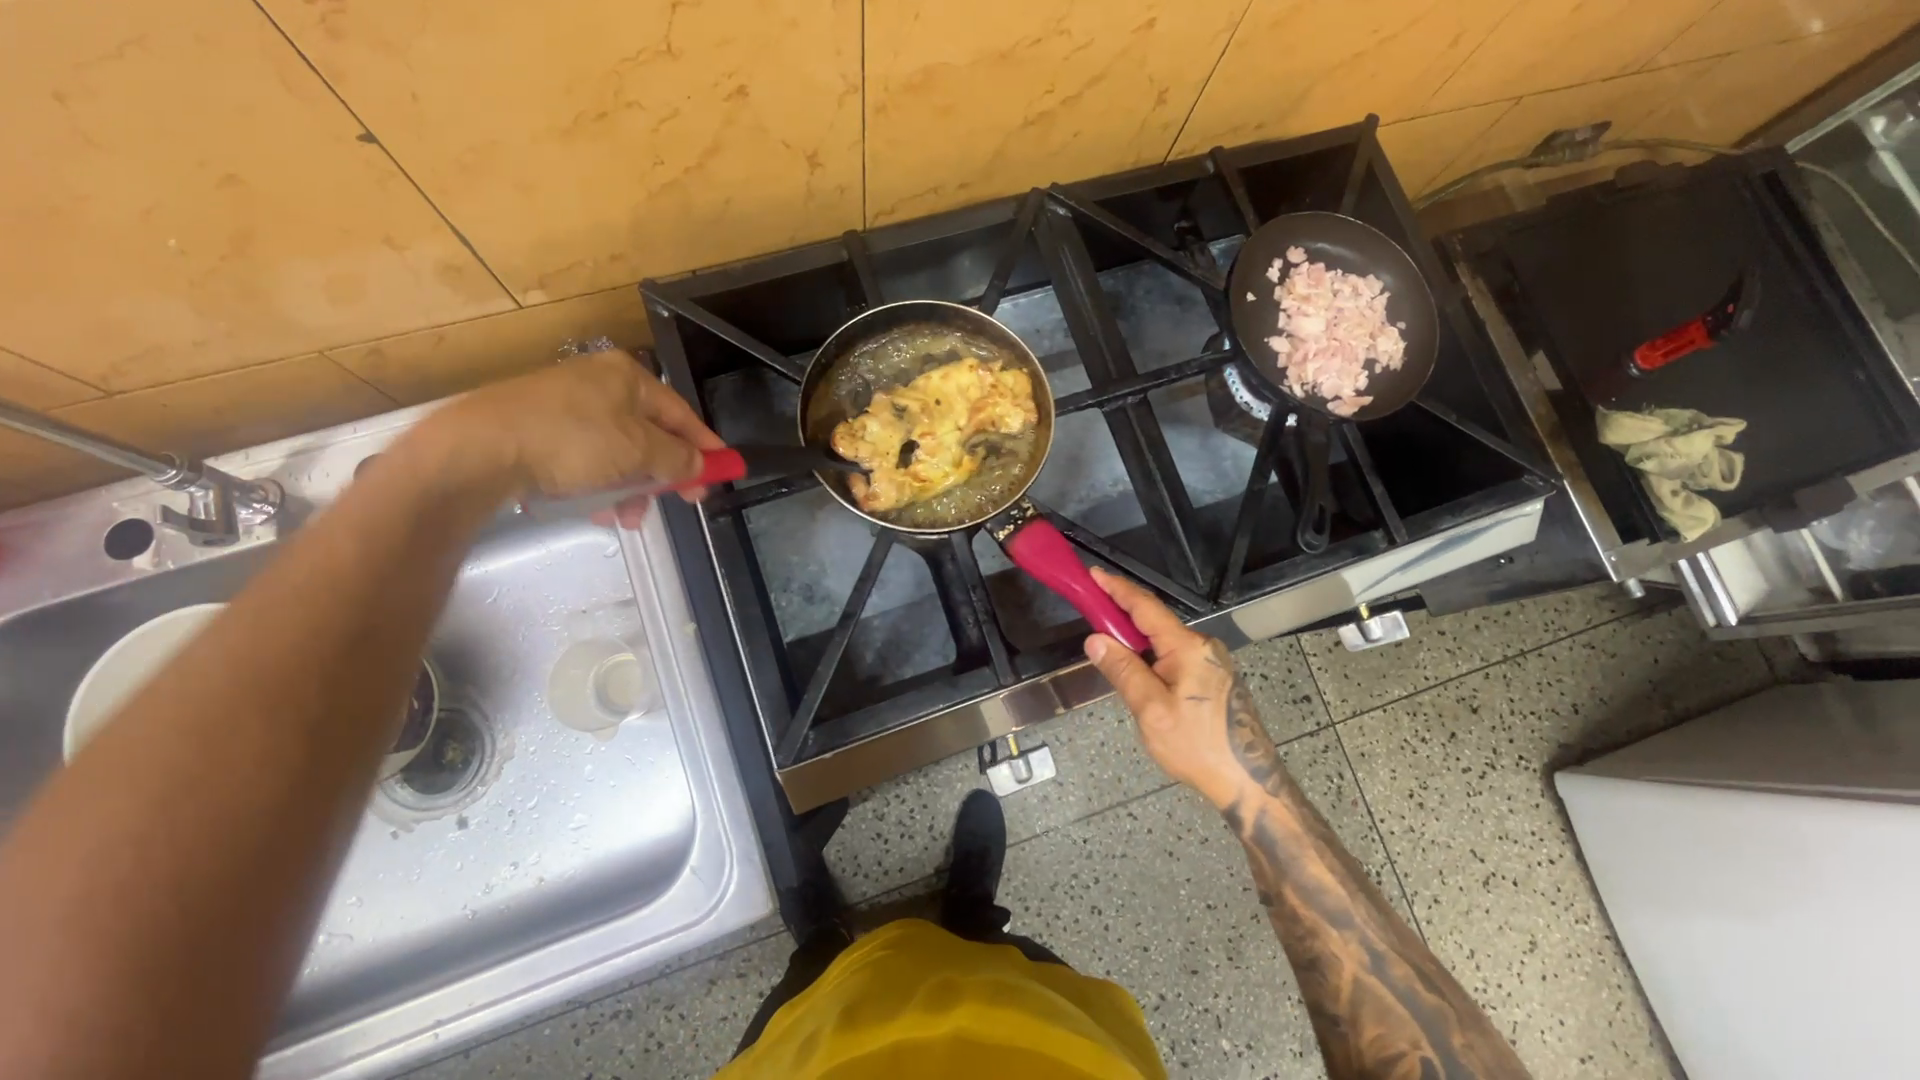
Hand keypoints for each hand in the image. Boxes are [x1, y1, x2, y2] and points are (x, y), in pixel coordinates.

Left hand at [412, 349, 724, 525]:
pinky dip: (594, 487)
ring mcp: (563, 407)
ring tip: (623, 517)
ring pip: (614, 455)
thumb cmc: (572, 440)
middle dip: (660, 476)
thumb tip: (700, 464)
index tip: (722, 472)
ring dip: (627, 489)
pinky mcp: (536, 431)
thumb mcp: (639, 451)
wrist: (482, 447)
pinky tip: (592, 510)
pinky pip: (583, 462)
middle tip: (671, 504)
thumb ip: (678, 459)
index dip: (704, 445)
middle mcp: (597, 385)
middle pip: (647, 436)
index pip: (680, 413)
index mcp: (627, 377)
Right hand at [1081, 568, 1258, 809]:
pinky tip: (1137, 673)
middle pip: (1155, 622)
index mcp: (1188, 648)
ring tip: (1108, 649)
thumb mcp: (1151, 710)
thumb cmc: (1197, 745)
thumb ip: (1123, 671)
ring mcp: (1211, 663)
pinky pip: (1174, 657)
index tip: (1094, 575)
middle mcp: (1202, 647)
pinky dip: (1150, 657)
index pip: (1146, 607)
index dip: (1117, 589)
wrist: (1245, 779)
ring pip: (1164, 643)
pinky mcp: (1213, 679)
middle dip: (1122, 615)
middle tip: (1090, 613)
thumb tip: (1095, 640)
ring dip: (1135, 641)